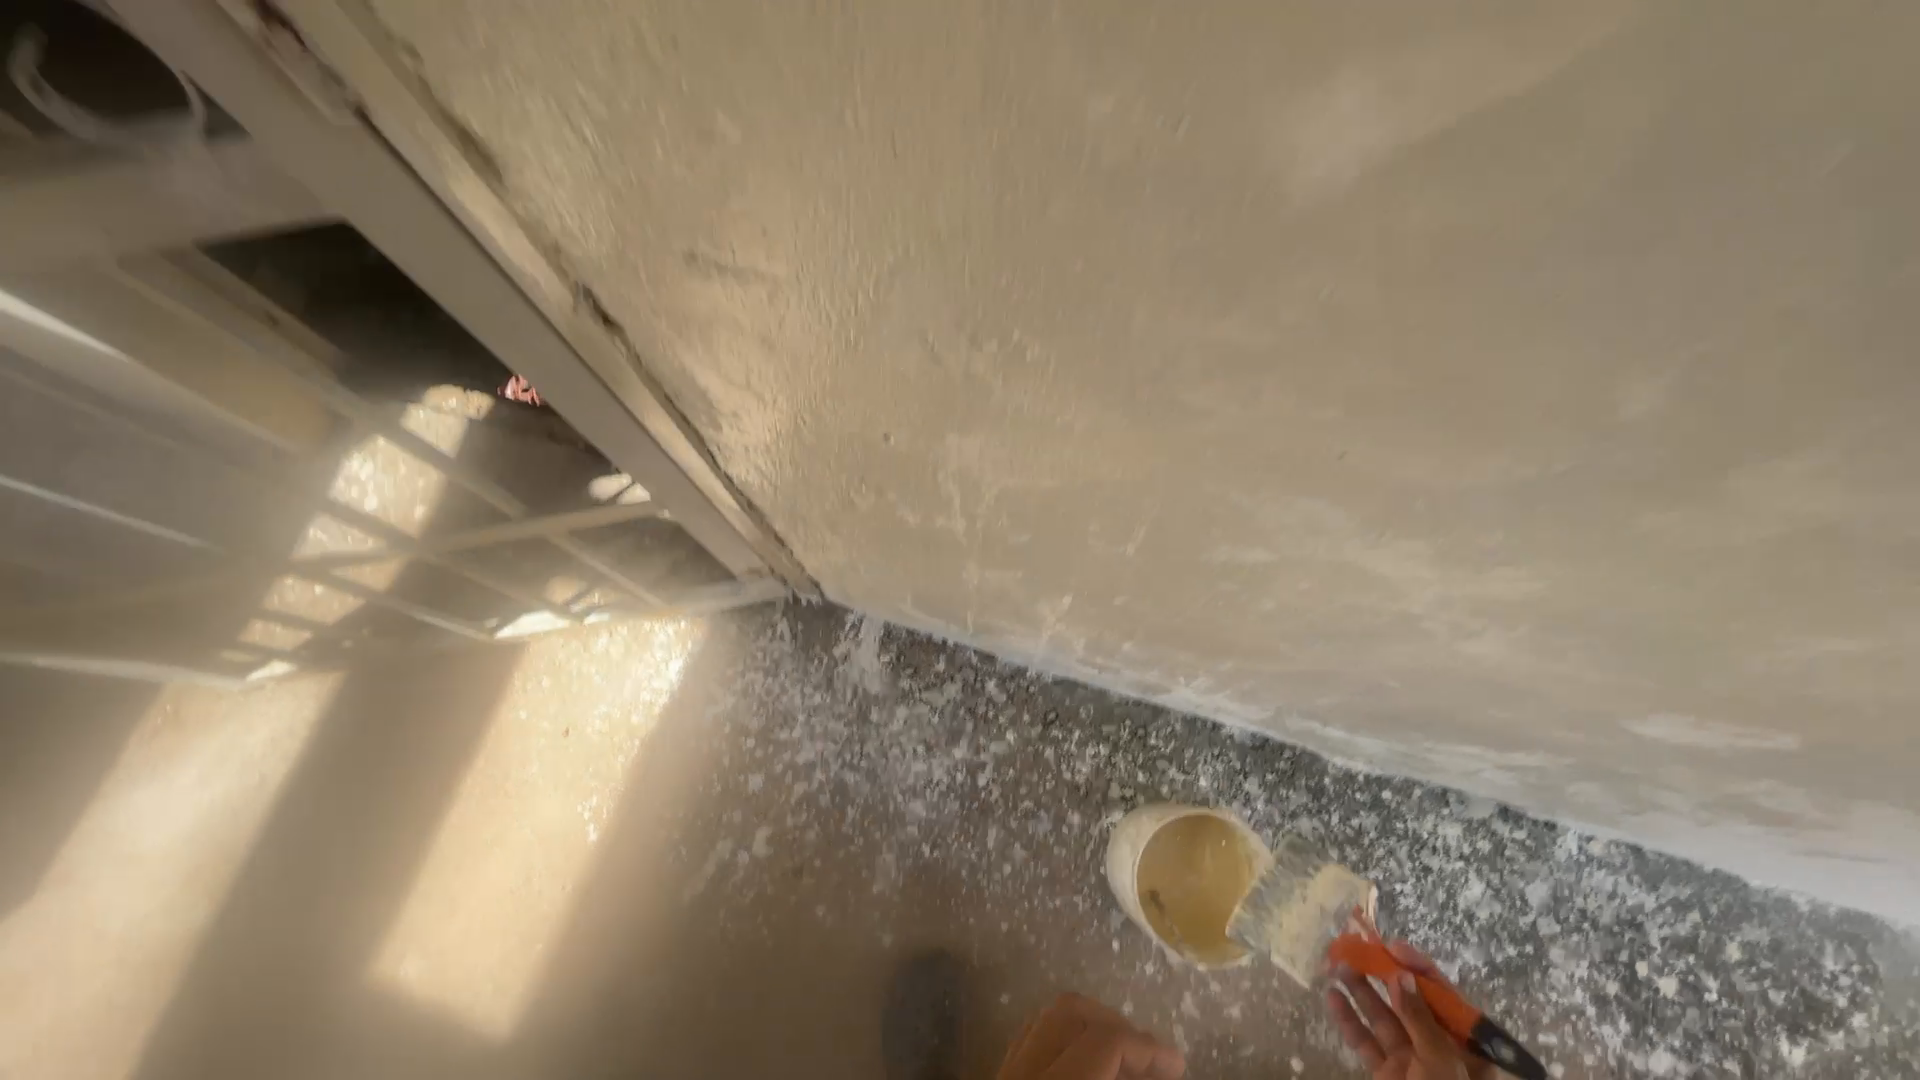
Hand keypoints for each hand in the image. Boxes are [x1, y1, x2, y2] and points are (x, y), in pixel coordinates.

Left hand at [998, 992, 1185, 1079]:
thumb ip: (1129, 1078)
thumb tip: (1163, 1069)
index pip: (1104, 1042)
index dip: (1149, 1049)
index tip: (1178, 1065)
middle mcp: (1022, 1069)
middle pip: (1069, 1011)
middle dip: (1116, 1024)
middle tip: (1148, 1056)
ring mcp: (1005, 1070)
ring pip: (1046, 1018)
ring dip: (1089, 1025)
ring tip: (1122, 1055)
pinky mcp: (998, 1075)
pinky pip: (1029, 1038)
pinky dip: (1062, 1039)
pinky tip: (1086, 1061)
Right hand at [1326, 942, 1497, 1079]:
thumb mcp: (1442, 1064)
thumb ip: (1420, 1020)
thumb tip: (1400, 975)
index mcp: (1469, 1046)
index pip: (1445, 997)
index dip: (1420, 968)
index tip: (1393, 946)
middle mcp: (1441, 1048)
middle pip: (1410, 1002)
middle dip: (1384, 974)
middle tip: (1357, 948)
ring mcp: (1411, 1061)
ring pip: (1383, 1017)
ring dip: (1361, 990)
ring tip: (1337, 964)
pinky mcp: (1387, 1074)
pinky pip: (1366, 1041)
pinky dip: (1348, 1019)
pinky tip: (1332, 997)